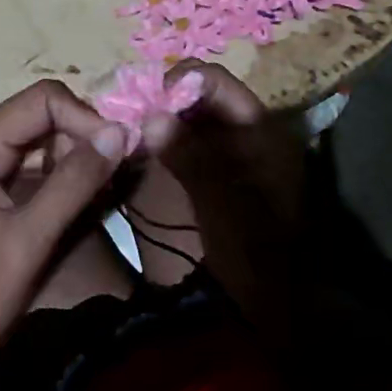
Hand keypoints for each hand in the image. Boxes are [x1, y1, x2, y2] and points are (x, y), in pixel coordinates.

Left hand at [0, 81, 130, 390]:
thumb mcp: (28, 240)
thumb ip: (75, 182)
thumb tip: (121, 133)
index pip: (42, 100)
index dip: (85, 118)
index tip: (119, 152)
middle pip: (47, 115)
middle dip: (87, 137)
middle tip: (119, 174)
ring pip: (51, 139)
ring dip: (83, 159)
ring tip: (107, 192)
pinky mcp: (1, 188)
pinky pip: (45, 165)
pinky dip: (72, 177)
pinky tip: (90, 202)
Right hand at [143, 62, 307, 347]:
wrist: (268, 307)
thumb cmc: (253, 252)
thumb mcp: (222, 204)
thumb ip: (191, 158)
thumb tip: (154, 117)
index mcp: (259, 132)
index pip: (217, 85)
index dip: (181, 83)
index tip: (146, 100)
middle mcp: (242, 137)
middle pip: (197, 101)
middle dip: (162, 102)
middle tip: (126, 113)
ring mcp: (222, 159)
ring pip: (183, 124)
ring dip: (156, 123)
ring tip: (123, 129)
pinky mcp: (204, 181)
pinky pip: (177, 150)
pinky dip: (156, 147)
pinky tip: (130, 153)